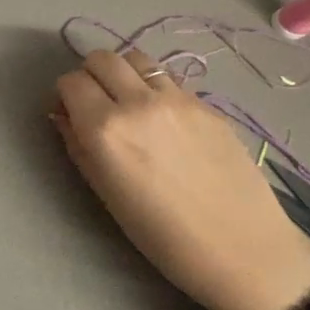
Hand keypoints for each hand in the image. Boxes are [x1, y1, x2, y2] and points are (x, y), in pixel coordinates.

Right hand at [52, 49, 309, 309]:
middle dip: (91, 75)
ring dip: (124, 73)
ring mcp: (177, 100)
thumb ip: (78, 145)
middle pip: (101, 58)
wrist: (244, 251)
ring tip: (131, 102)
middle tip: (97, 103)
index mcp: (105, 129)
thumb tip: (65, 115)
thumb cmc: (163, 236)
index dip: (66, 96)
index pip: (70, 81)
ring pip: (137, 59)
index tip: (71, 114)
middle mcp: (138, 103)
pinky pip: (169, 81)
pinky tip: (166, 122)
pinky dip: (155, 89)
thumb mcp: (104, 193)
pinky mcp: (207, 105)